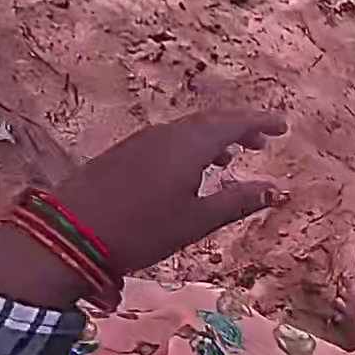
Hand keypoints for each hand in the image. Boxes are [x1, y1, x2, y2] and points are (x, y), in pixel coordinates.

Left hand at [0, 110, 289, 306]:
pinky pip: (168, 139)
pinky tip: (187, 171)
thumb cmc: (143, 230)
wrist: (71, 233)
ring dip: (213, 139)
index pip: (234, 122)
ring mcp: (142, 140)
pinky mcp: (124, 152)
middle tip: (260, 144)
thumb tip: (276, 188)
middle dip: (238, 129)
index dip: (261, 122)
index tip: (282, 127)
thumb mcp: (197, 221)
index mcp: (189, 144)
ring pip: (187, 130)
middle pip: (210, 121)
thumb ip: (238, 201)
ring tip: (229, 160)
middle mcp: (167, 133)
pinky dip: (189, 147)